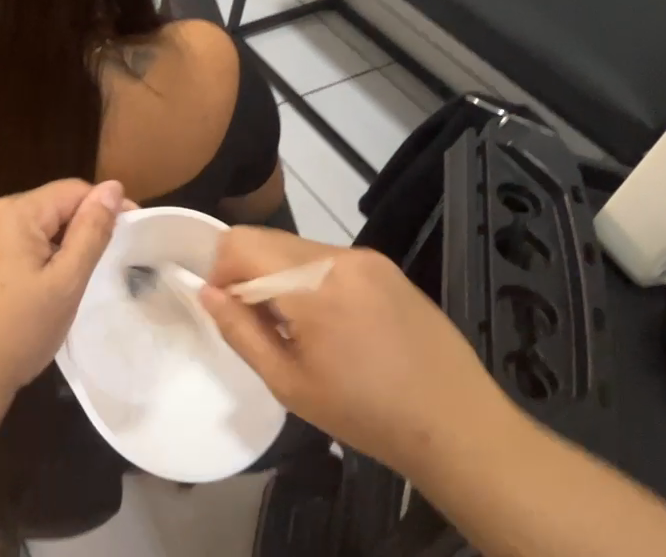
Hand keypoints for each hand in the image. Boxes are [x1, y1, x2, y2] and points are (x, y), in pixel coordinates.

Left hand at [0, 179, 124, 402]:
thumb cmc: (19, 332)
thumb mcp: (66, 283)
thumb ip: (91, 232)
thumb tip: (113, 187)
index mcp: (12, 211)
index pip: (72, 191)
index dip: (105, 207)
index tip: (131, 230)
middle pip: (49, 205)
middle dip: (77, 228)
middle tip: (97, 268)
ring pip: (30, 222)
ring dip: (54, 242)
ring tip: (67, 280)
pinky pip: (10, 237)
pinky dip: (30, 252)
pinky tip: (35, 284)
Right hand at [199, 228, 517, 477]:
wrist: (458, 426)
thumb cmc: (367, 414)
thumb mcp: (289, 384)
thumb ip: (240, 331)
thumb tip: (207, 292)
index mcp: (312, 284)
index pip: (240, 242)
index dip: (221, 273)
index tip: (232, 314)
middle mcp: (338, 256)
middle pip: (265, 239)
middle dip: (249, 274)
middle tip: (264, 327)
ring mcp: (366, 257)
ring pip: (295, 247)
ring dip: (280, 277)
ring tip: (302, 330)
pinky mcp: (385, 266)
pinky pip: (327, 258)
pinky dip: (311, 280)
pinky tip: (335, 326)